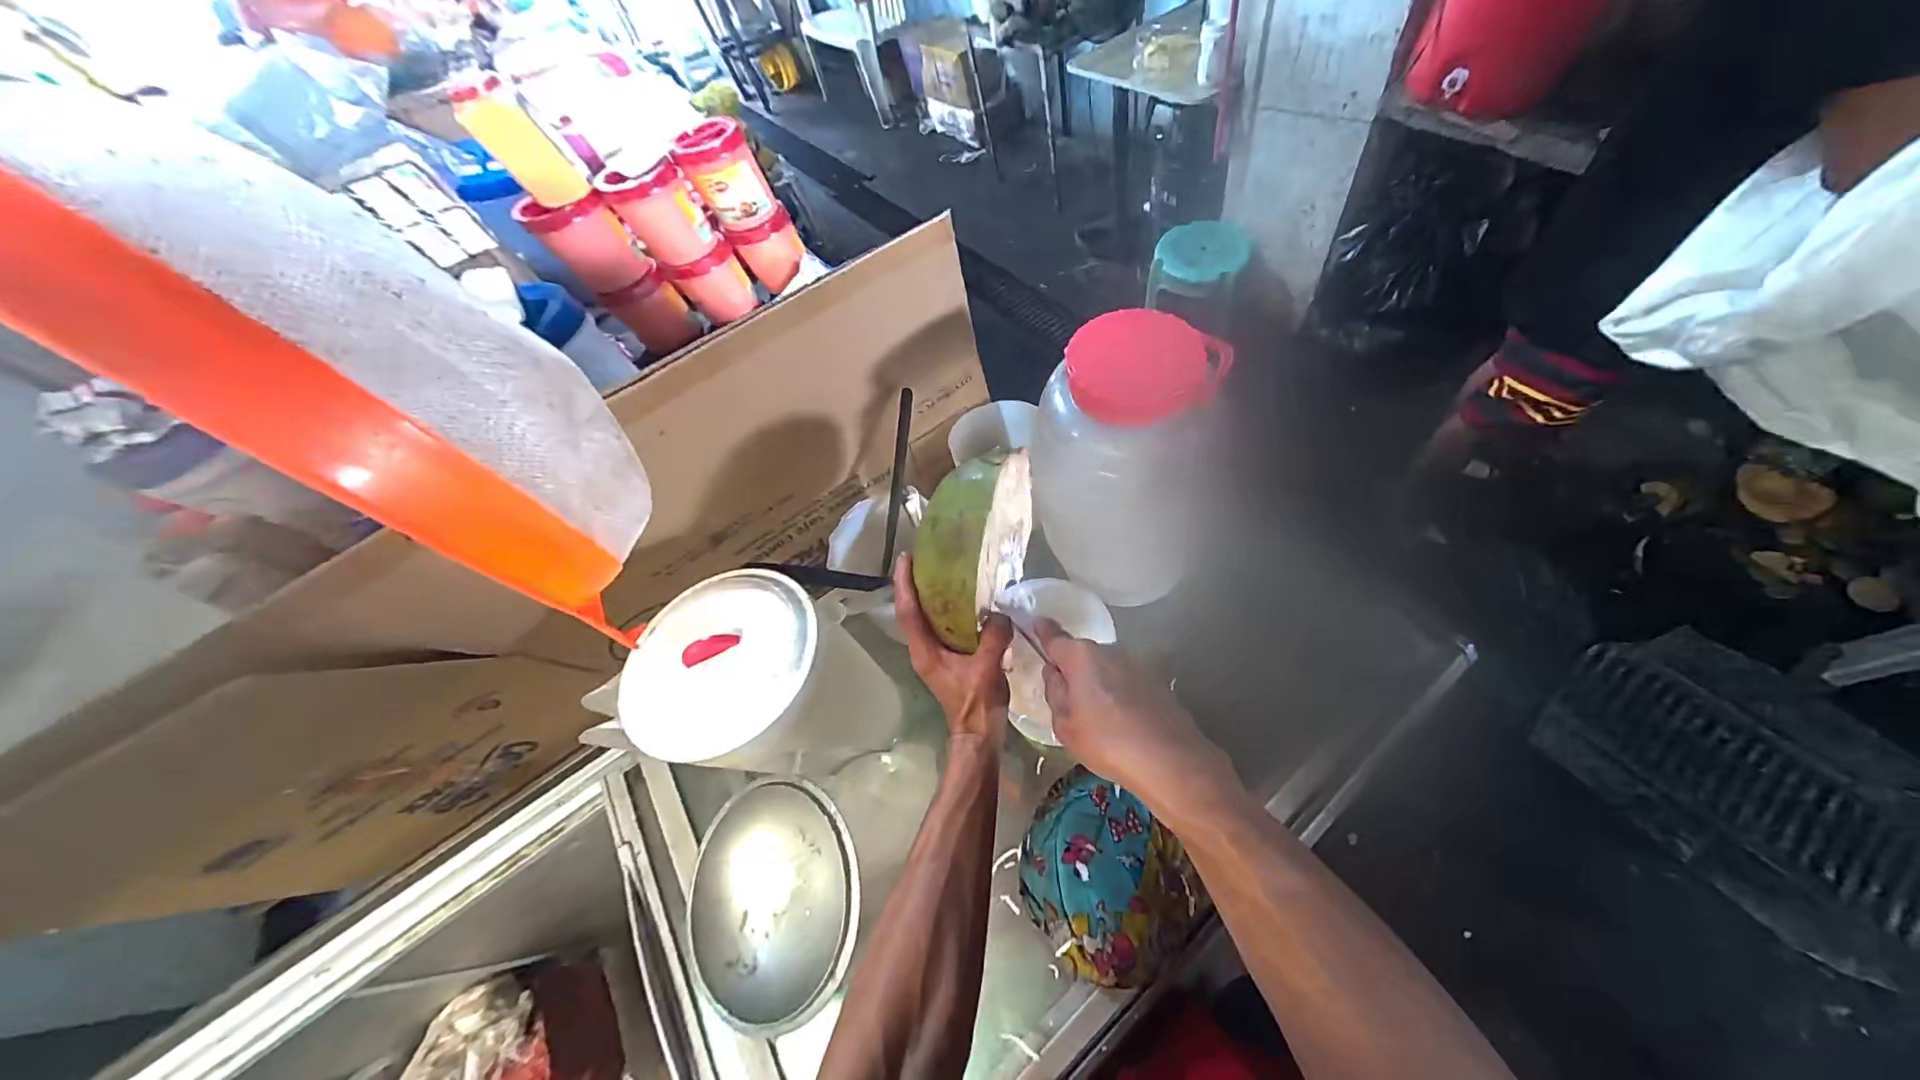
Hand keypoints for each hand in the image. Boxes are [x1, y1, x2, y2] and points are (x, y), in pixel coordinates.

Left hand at [893, 554, 1012, 742]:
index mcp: (924, 650)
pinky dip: (948, 610)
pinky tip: (965, 600)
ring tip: (943, 572)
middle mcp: (923, 649)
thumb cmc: (976, 702)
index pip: (908, 610)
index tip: (905, 559)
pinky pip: (942, 626)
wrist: (978, 732)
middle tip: (925, 557)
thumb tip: (999, 613)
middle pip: (912, 610)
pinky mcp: (947, 658)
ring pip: (926, 618)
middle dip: (915, 584)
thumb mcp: (987, 667)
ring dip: (930, 596)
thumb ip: (992, 636)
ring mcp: (934, 655)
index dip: (904, 583)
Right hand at [1034, 619, 1240, 827]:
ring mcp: (1135, 665)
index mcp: (1080, 657)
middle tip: (1066, 701)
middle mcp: (1109, 651)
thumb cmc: (1106, 741)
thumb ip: (1054, 692)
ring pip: (1105, 669)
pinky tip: (1121, 723)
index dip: (1042, 632)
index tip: (1035, 626)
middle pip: (1081, 655)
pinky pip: (1125, 683)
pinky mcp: (1156, 682)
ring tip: (1097, 719)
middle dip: (1072, 669)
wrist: (1169, 759)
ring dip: (1097, 684)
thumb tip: (1055, 673)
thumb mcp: (1064, 724)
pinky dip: (1118, 695)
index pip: (1054, 636)